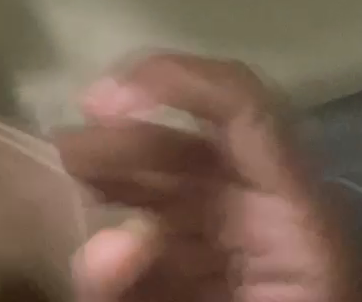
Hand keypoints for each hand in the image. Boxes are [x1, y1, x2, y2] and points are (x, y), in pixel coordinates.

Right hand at [56, 54, 361, 301]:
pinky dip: (125, 205)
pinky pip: (169, 212)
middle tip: (63, 154)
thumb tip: (107, 246)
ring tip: (66, 170)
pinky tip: (96, 218)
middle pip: (195, 135)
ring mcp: (249, 239)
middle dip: (120, 134)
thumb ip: (140, 292)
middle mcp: (276, 215)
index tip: (98, 103)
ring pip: (175, 168)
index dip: (169, 79)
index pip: (243, 106)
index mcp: (298, 225)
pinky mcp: (223, 263)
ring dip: (114, 162)